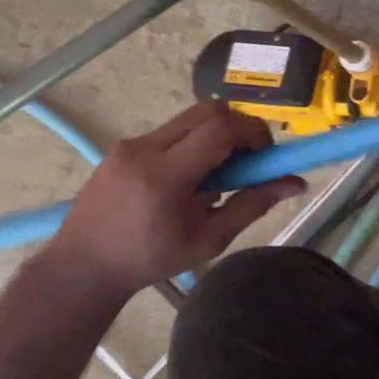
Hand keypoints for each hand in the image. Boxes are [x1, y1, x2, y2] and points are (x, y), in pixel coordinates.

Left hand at [45, 101, 306, 296]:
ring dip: (217, 134)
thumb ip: (254, 204)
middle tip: (249, 158)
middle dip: (240, 127)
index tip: (266, 155)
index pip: (221, 128)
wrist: (81, 268)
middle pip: (208, 111)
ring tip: (220, 173)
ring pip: (190, 118)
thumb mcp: (210, 239)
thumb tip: (297, 183)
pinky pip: (172, 131)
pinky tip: (192, 178)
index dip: (253, 132)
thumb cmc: (149, 259)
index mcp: (165, 176)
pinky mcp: (123, 148)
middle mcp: (144, 150)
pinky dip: (195, 143)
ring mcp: (129, 146)